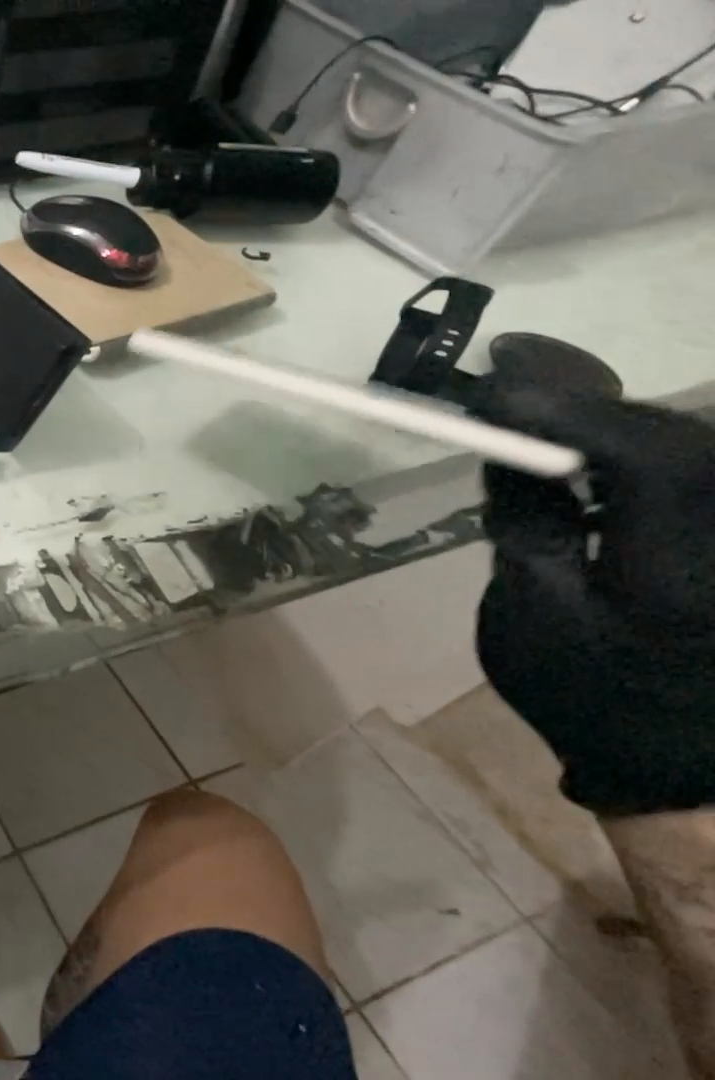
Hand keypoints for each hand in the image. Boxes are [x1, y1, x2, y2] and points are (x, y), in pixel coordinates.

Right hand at [474, 374, 714, 815]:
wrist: (681, 754)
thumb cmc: (582, 688)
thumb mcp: (527, 608)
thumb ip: (526, 517)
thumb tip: (510, 433)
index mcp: (684, 572)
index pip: (651, 458)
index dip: (573, 409)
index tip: (495, 379)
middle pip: (685, 436)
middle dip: (594, 404)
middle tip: (512, 374)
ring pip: (703, 442)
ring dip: (623, 421)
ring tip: (544, 413)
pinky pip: (707, 466)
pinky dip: (654, 448)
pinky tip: (602, 456)